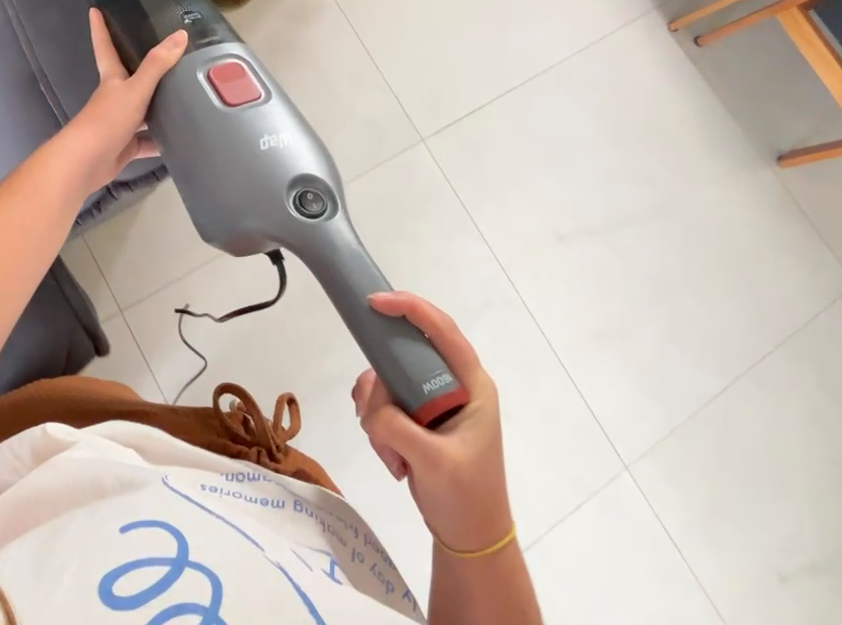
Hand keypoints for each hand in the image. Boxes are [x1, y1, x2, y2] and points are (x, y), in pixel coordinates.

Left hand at [55, 9, 187, 193]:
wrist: (86, 163)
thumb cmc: (106, 120)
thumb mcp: (135, 89)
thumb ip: (157, 65)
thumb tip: (180, 35)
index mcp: (112, 80)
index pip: (106, 48)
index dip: (101, 29)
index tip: (95, 10)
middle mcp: (114, 99)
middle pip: (131, 79)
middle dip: (144, 69)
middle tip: (166, 55)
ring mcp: (119, 124)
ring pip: (143, 112)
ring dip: (160, 107)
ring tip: (186, 98)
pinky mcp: (125, 147)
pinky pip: (148, 141)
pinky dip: (162, 141)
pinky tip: (180, 138)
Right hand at [352, 291, 511, 553]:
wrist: (469, 539)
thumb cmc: (465, 496)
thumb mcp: (432, 460)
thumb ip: (395, 425)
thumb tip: (369, 405)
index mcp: (472, 386)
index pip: (442, 330)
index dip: (410, 308)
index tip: (374, 302)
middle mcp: (453, 386)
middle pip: (403, 355)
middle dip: (380, 382)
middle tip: (369, 409)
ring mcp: (433, 403)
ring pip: (387, 382)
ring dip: (378, 414)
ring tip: (391, 453)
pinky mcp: (417, 420)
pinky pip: (383, 406)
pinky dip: (377, 428)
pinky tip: (391, 458)